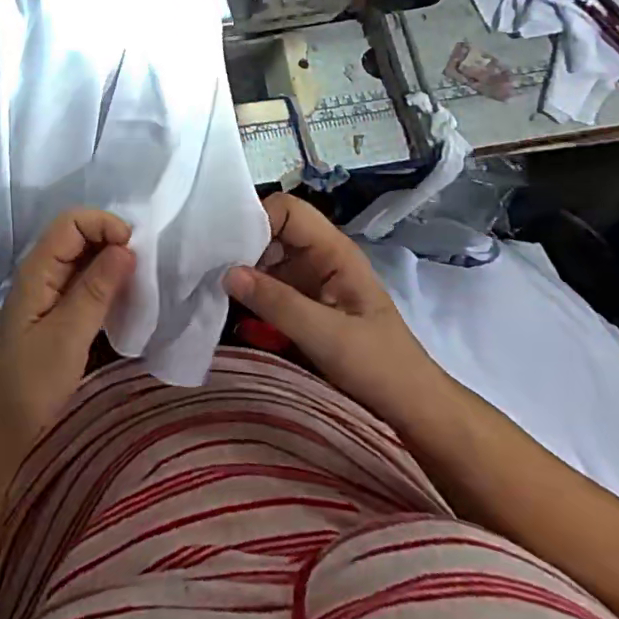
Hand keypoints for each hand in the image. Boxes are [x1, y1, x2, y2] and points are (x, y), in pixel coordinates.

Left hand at [0, 209, 134, 454]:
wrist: (4, 424)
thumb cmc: (33, 380)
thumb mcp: (69, 334)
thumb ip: (97, 289)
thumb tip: (126, 247)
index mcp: (37, 269)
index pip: (72, 221)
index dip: (104, 225)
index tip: (134, 251)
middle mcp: (42, 272)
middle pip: (78, 234)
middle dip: (112, 240)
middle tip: (143, 268)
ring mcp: (49, 291)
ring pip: (84, 257)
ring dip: (112, 261)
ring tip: (140, 283)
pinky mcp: (58, 311)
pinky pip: (85, 281)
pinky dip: (107, 282)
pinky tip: (126, 299)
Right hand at [223, 193, 447, 415]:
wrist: (410, 408)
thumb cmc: (380, 366)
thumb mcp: (328, 336)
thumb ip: (278, 303)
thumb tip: (227, 272)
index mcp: (334, 252)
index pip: (287, 210)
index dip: (257, 219)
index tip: (226, 247)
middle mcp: (318, 258)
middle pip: (270, 231)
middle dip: (240, 244)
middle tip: (208, 268)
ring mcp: (307, 281)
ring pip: (263, 259)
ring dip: (238, 270)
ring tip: (208, 285)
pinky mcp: (298, 305)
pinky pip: (264, 286)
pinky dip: (244, 292)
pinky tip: (224, 305)